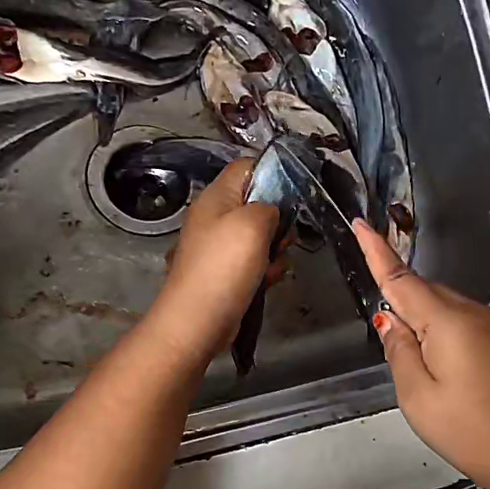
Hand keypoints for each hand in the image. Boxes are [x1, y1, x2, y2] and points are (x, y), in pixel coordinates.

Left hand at [147, 158, 280, 362]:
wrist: (197, 322)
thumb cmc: (223, 267)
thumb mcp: (253, 223)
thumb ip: (269, 205)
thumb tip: (272, 210)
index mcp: (216, 197)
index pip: (247, 167)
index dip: (272, 173)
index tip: (292, 192)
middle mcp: (214, 218)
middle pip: (257, 203)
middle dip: (278, 219)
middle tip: (284, 236)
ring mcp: (218, 247)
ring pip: (260, 236)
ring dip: (275, 249)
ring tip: (275, 263)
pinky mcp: (225, 273)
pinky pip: (254, 262)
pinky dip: (265, 270)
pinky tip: (268, 281)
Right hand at [353, 219, 489, 484]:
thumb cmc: (470, 429)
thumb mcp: (416, 394)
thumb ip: (398, 350)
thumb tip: (389, 320)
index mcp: (447, 321)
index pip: (401, 278)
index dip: (377, 250)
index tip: (360, 223)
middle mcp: (472, 313)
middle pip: (423, 291)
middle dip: (399, 300)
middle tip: (386, 339)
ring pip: (441, 307)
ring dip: (419, 320)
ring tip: (415, 365)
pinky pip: (457, 323)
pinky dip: (438, 332)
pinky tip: (435, 364)